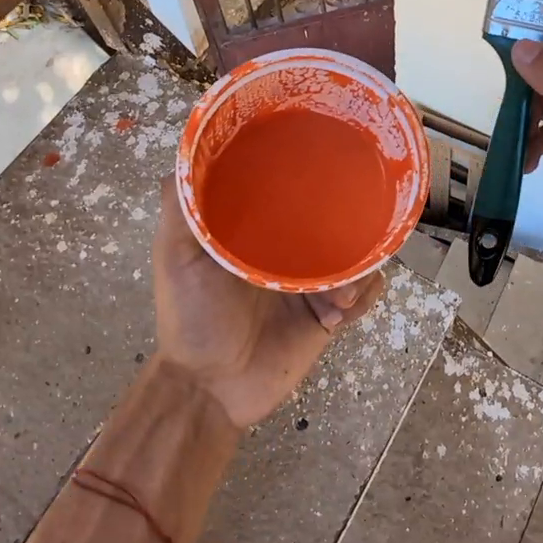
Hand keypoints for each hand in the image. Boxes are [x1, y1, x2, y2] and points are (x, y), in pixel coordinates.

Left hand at [152, 175, 383, 427]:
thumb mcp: (176, 258)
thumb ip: (179, 210)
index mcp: (263, 231)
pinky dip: (363, 299)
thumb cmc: (190, 320)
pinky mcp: (331, 316)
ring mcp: (315, 282)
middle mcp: (294, 250)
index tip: (327, 174)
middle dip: (351, 229)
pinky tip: (337, 316)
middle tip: (344, 244)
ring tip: (336, 296)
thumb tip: (187, 152)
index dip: (317, 181)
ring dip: (358, 271)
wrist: (212, 391)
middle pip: (340, 220)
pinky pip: (367, 293)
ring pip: (361, 255)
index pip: (300, 191)